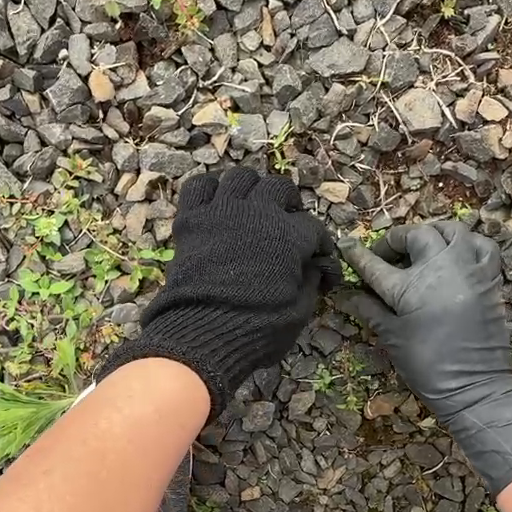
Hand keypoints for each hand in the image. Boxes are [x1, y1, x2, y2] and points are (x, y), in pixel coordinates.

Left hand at [99, 167, 339, 415]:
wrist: (203, 334)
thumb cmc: (257, 328)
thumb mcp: (299, 311)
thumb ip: (310, 282)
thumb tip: (316, 268)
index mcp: (289, 236)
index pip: (313, 228)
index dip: (320, 247)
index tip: (319, 265)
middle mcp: (258, 214)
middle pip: (279, 188)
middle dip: (288, 205)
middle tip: (285, 225)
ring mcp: (222, 212)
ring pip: (241, 178)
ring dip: (252, 190)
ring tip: (252, 208)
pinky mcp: (191, 219)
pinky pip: (199, 187)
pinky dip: (209, 191)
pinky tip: (216, 204)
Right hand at [338, 221, 511, 493]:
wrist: (474, 387)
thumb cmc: (426, 366)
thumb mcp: (391, 339)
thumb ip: (369, 310)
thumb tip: (346, 295)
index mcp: (409, 289)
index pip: (375, 264)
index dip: (357, 254)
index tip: (345, 245)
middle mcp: (441, 270)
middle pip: (416, 236)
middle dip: (396, 240)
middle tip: (387, 255)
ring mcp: (468, 270)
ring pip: (451, 230)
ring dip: (432, 233)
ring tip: (421, 248)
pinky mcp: (489, 278)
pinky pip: (482, 246)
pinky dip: (467, 242)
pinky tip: (456, 254)